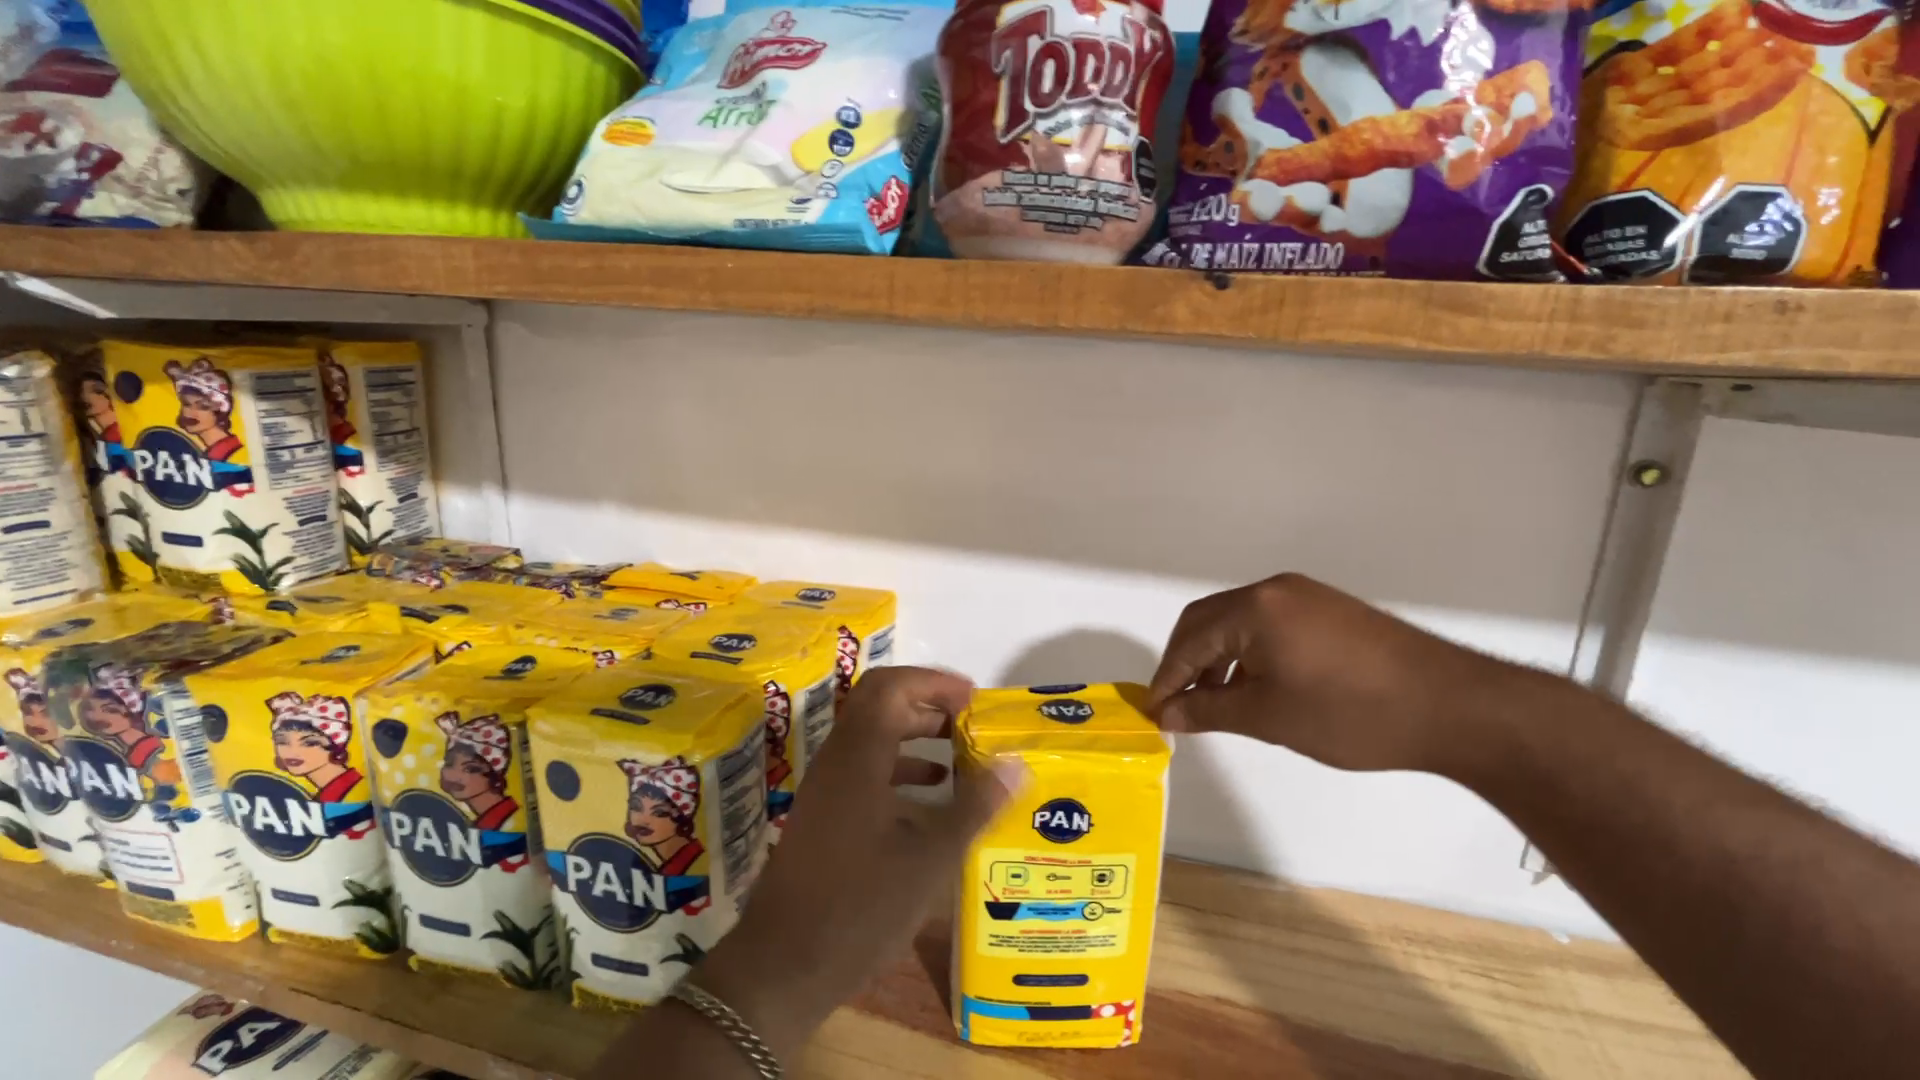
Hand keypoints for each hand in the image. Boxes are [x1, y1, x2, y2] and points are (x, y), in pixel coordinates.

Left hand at [692, 667, 1025, 1059]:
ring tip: (963, 757)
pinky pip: (866, 773)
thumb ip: (974, 806)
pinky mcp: (825, 818)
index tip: (975, 699)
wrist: (784, 965)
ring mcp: (827, 791)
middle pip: (881, 707)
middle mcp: (837, 762)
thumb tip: (1016, 762)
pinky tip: (932, 800)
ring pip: (873, 740)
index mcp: (858, 757)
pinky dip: (901, 772)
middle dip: (929, 706)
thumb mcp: (929, 859)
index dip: (933, 682)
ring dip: (916, 738)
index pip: (890, 686)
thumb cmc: (859, 906)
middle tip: (974, 725)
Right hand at [1148, 573, 1524, 774]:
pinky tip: (1256, 688)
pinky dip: (1249, 654)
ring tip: (1215, 702)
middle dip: (1186, 663)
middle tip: (1177, 706)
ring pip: (1239, 623)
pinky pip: (1269, 625)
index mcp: (1254, 607)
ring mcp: (1306, 596)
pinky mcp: (1330, 611)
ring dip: (1218, 659)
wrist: (1452, 707)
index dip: (1166, 678)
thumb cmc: (1350, 714)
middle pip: (1209, 621)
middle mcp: (1275, 589)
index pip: (1188, 638)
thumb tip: (1167, 714)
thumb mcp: (1269, 717)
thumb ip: (1209, 710)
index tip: (1154, 714)